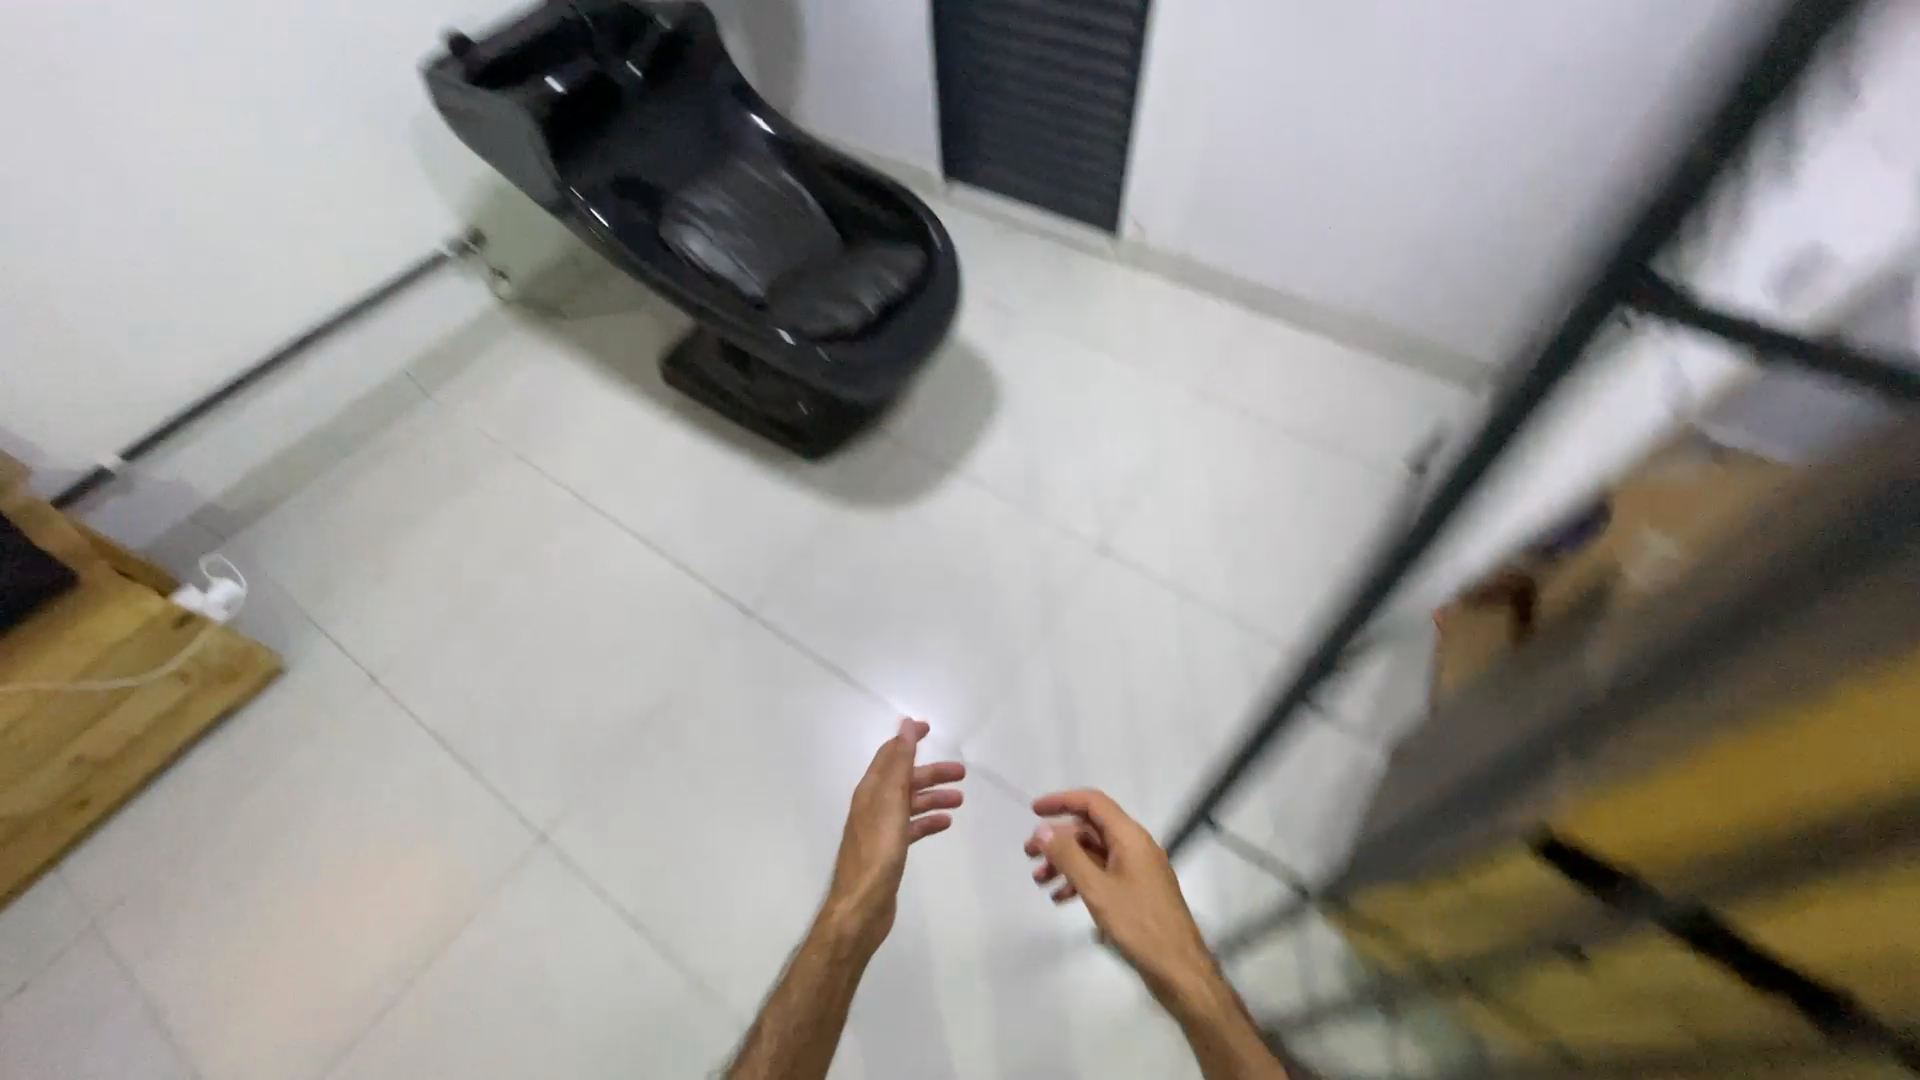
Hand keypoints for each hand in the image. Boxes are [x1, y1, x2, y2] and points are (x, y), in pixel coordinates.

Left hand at [824, 718, 963, 954]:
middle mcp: (873, 805)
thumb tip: (904, 724)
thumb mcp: (890, 799)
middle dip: (931, 773)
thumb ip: (899, 762)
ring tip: (960, 799)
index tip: (929, 728)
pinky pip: (912, 827)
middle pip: (905, 779)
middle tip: (962, 772)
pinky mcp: (889, 851)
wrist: (862, 906)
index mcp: (871, 789)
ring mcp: (880, 829)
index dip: (908, 740)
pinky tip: (945, 823)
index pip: (890, 754)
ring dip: (934, 797)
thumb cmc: (877, 849)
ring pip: (910, 803)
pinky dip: (928, 821)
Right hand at [1025, 789, 1216, 1003]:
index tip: (1033, 811)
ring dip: (1066, 862)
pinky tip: (1062, 898)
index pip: (1092, 802)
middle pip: (1090, 829)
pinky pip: (1104, 873)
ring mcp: (1138, 869)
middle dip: (1058, 839)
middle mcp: (1135, 845)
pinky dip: (1081, 880)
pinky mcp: (1138, 890)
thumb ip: (1068, 856)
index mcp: (1129, 836)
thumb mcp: (1097, 889)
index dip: (1061, 801)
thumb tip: (1043, 829)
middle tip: (1029, 855)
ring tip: (1039, 881)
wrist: (1180, 970)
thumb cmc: (1139, 925)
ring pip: (1094, 854)